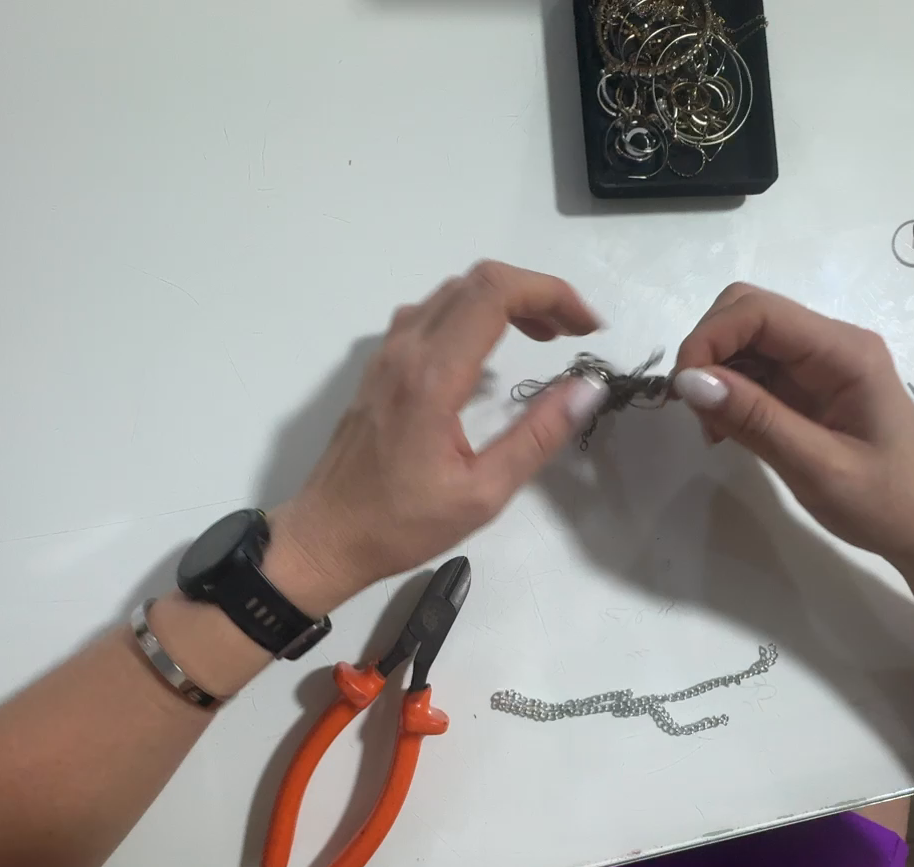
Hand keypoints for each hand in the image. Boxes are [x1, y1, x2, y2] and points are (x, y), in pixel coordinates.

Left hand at [265, 262, 608, 612]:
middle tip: (570, 332)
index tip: (585, 326)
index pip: (496, 293)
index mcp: (432, 377)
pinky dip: (469, 315)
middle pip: (475, 281)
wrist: (326, 537)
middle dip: (534, 293)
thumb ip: (537, 436)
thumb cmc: (402, 524)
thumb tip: (587, 388)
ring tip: (540, 337)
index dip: (551, 293)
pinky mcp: (377, 370)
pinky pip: (428, 316)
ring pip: (450, 294)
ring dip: (501, 301)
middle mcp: (404, 351)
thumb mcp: (482, 493)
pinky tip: (486, 356)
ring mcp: (385, 356)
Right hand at [668, 283, 913, 566]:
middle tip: (698, 412)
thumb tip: (689, 380)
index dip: (708, 339)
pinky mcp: (806, 387)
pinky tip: (728, 431)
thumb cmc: (886, 504)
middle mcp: (830, 344)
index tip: (683, 393)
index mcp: (844, 352)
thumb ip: (754, 420)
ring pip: (744, 340)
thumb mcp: (817, 467)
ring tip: (716, 432)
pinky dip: (727, 393)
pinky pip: (753, 370)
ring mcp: (818, 364)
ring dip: (713, 375)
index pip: (757, 312)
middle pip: (747, 312)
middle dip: (707, 352)